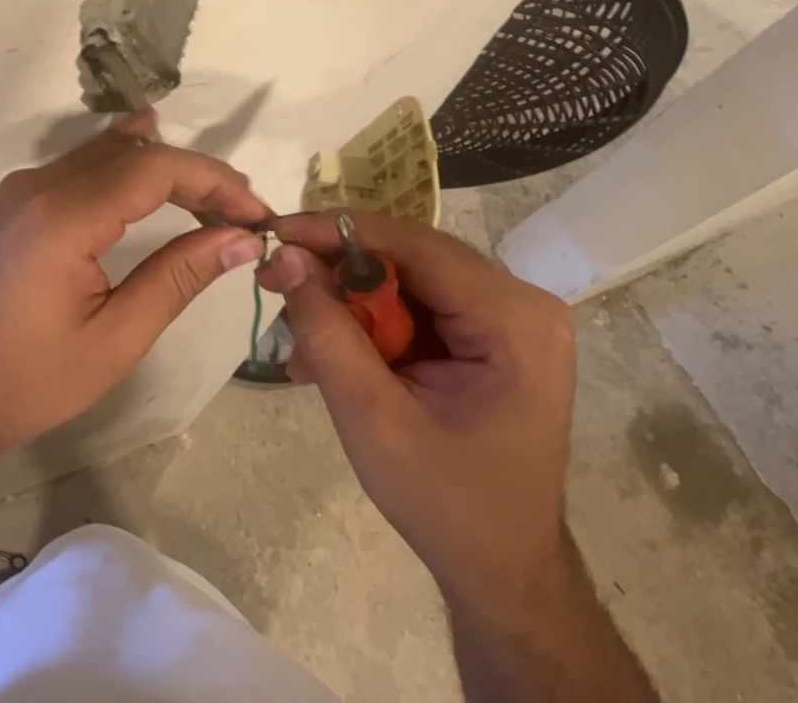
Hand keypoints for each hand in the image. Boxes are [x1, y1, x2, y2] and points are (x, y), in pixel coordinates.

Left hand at [0, 110, 270, 469]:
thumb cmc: (29, 382)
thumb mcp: (115, 338)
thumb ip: (178, 278)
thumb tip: (241, 239)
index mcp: (61, 219)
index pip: (155, 169)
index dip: (215, 182)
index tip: (257, 214)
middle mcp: (35, 188)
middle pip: (131, 154)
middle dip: (194, 175)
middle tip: (241, 211)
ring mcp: (15, 191)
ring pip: (101, 153)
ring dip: (159, 167)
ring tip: (211, 194)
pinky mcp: (8, 204)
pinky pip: (73, 166)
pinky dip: (119, 164)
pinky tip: (143, 149)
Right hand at [256, 212, 576, 604]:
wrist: (501, 566)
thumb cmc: (444, 501)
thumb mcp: (370, 416)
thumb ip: (326, 331)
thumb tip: (285, 257)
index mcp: (514, 321)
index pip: (414, 244)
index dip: (338, 232)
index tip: (274, 233)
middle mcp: (523, 305)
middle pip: (411, 258)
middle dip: (337, 273)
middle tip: (274, 286)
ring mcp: (511, 321)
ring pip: (407, 281)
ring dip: (348, 306)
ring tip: (299, 347)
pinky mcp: (493, 338)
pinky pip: (418, 308)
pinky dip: (370, 327)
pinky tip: (332, 359)